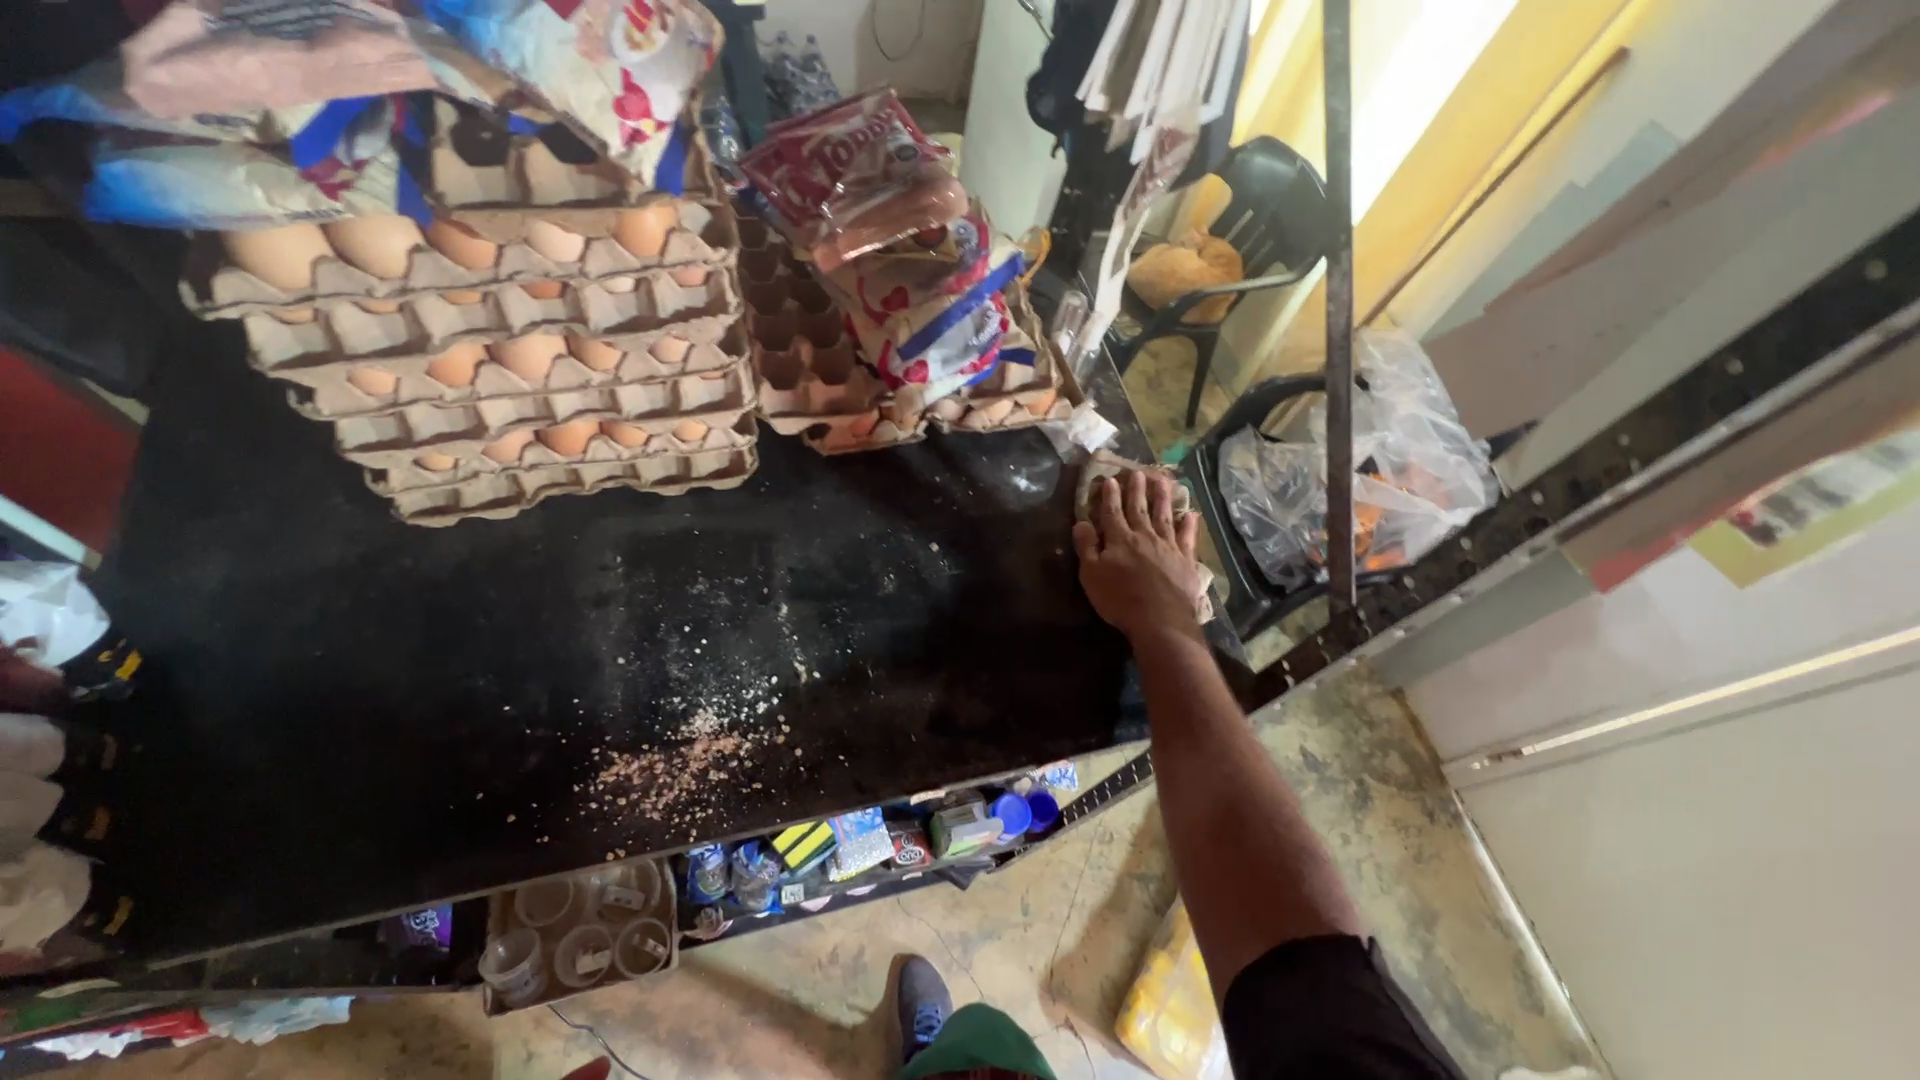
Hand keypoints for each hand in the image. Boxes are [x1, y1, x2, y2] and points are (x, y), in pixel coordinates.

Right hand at [1072, 469, 1204, 642]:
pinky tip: (1191, 514)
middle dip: (1137, 489)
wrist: (1160, 620)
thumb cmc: (1120, 600)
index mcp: (1120, 539)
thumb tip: (1081, 522)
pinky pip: (1188, 538)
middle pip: (1140, 508)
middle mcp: (1145, 536)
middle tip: (1138, 471)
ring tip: (1163, 480)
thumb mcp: (1091, 575)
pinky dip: (1189, 525)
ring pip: (1165, 516)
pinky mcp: (1186, 561)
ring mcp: (1168, 547)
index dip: (1110, 495)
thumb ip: (1086, 547)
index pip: (1112, 512)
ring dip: (1163, 497)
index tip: (1111, 479)